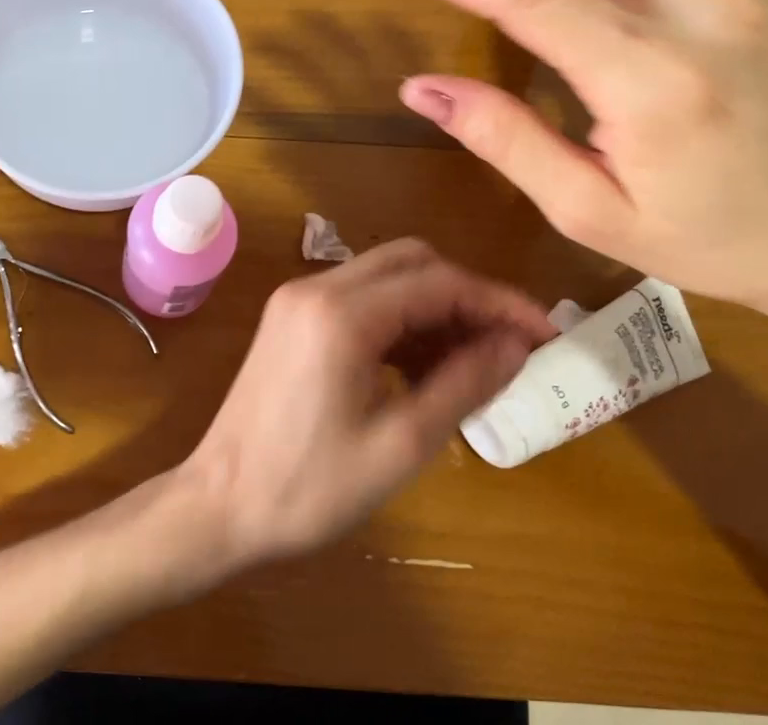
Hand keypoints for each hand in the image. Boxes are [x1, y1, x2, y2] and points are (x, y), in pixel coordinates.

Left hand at [178, 239, 552, 567]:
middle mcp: (313, 290)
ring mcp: (294, 303)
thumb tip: (516, 345)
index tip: (547, 334)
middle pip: (410, 262)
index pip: (439, 280)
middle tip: (510, 347)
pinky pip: (356, 302)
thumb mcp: (402, 443)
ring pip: (383, 279)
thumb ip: (464, 383)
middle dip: (467, 297)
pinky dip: (397, 322)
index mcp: (340, 314)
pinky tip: (423, 369)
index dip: (500, 303)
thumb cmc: (310, 487)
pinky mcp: (287, 323)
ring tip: (475, 366)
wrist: (220, 504)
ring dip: (433, 309)